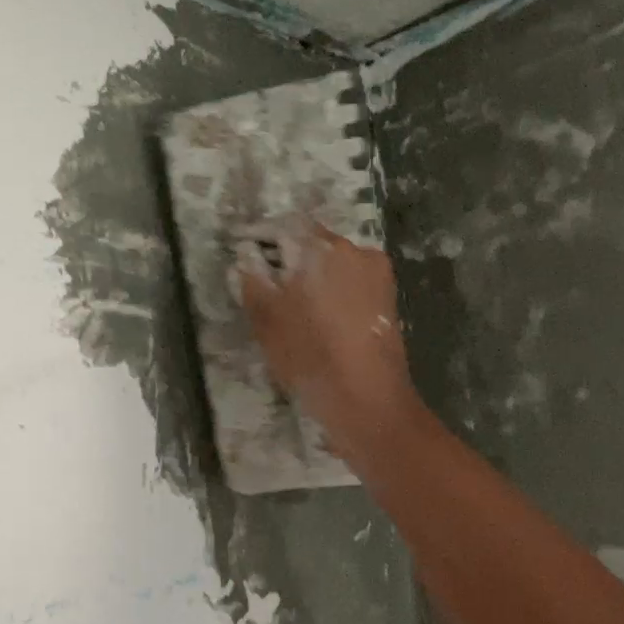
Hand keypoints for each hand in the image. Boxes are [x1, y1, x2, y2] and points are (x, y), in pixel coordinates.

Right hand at [236, 221, 418, 465]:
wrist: (368, 399)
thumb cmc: (310, 356)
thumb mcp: (266, 318)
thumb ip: (251, 278)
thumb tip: (246, 255)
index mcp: (321, 248)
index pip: (284, 224)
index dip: (258, 233)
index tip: (239, 244)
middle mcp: (353, 250)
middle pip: (310, 241)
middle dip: (283, 254)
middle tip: (256, 273)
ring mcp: (374, 273)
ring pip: (330, 262)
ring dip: (306, 272)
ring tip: (282, 296)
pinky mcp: (385, 297)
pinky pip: (347, 280)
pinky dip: (326, 287)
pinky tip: (312, 312)